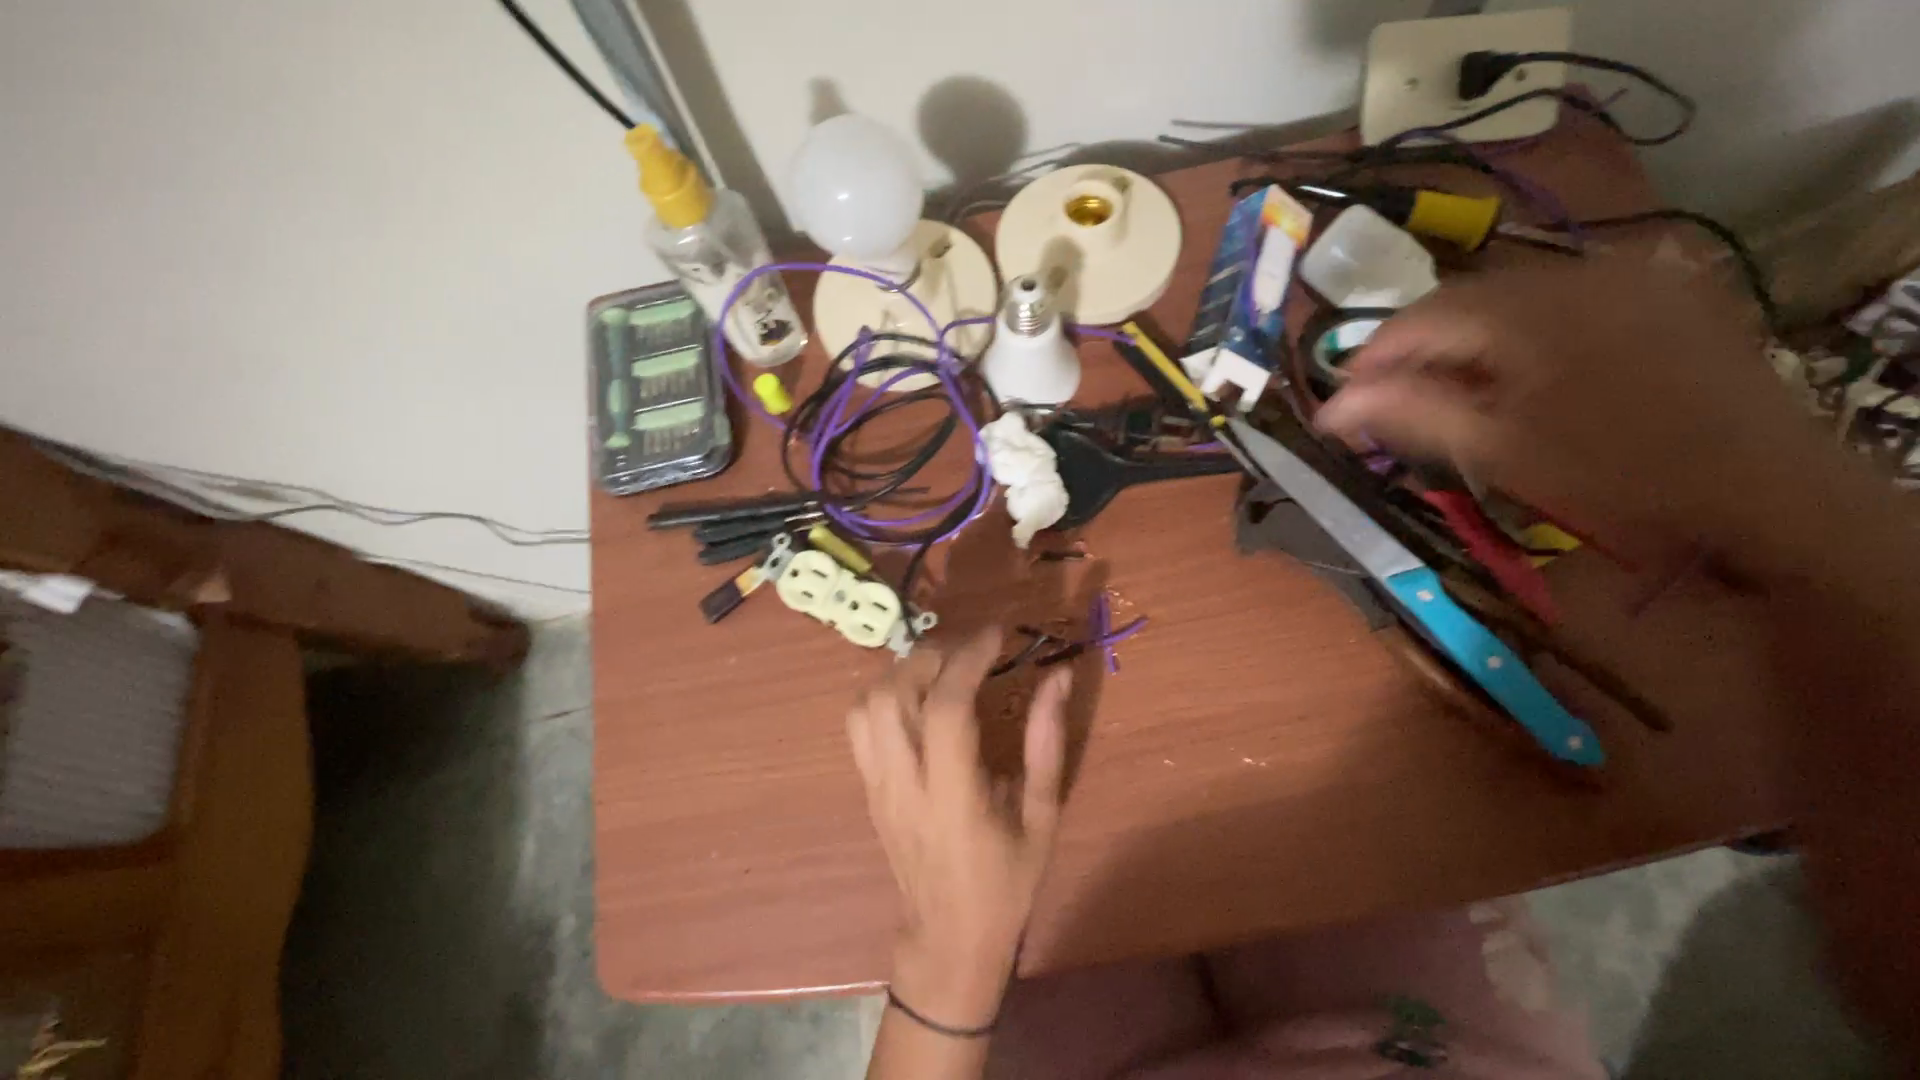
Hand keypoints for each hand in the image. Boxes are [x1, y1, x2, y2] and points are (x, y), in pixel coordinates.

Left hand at [846, 629, 1071, 1027]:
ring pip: (866, 705)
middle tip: (969, 648)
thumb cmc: (1006, 882)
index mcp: (953, 797)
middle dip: (930, 656)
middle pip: (892, 695)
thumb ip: (1046, 743)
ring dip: (902, 672)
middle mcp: (904, 785)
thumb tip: (1056, 677)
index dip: (969, 658)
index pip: (946, 708)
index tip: (997, 633)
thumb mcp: (1042, 816)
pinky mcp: (867, 788)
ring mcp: (876, 786)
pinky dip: (884, 694)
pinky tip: (918, 697)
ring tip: (942, 668)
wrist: (949, 936)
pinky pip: (859, 726)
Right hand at [1315, 259, 1844, 573]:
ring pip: (1513, 294)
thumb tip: (1328, 408)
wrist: (1764, 485)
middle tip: (1394, 393)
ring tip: (1453, 384)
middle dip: (1421, 344)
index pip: (1422, 314)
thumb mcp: (1499, 450)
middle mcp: (1576, 271)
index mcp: (1530, 310)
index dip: (1373, 352)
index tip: (1343, 392)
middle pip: (1465, 297)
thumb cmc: (1617, 475)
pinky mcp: (1658, 289)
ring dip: (1470, 335)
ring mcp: (1625, 274)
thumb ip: (1409, 415)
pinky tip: (1521, 367)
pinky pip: (1564, 296)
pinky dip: (1524, 327)